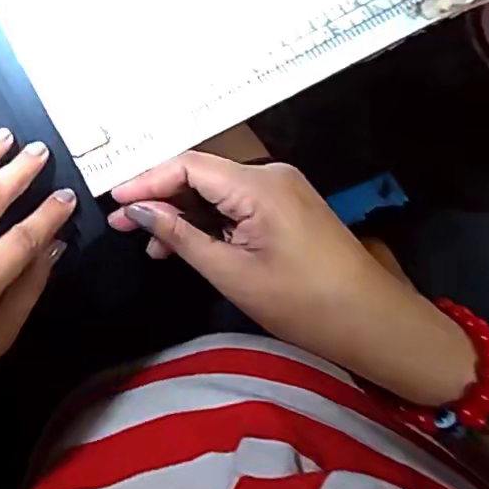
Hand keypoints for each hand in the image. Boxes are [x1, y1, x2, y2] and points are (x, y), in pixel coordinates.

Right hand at [111, 152, 474, 404]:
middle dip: (160, 197)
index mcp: (258, 184)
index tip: (113, 202)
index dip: (146, 181)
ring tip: (148, 242)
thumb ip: (180, 235)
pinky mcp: (286, 205)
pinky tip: (186, 244)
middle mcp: (269, 174)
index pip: (188, 165)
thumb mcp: (231, 272)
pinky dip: (209, 221)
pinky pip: (236, 203)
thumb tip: (136, 211)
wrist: (375, 323)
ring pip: (216, 190)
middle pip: (200, 174)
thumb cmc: (303, 303)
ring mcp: (280, 188)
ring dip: (182, 212)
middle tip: (120, 224)